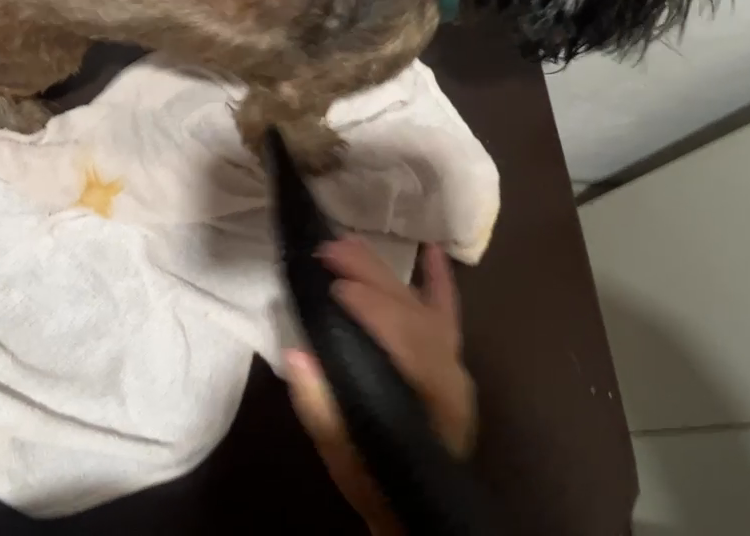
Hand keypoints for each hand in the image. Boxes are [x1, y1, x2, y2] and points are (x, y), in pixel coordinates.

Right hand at [286, 238, 476, 534]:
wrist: (418, 506)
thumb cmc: (376, 478)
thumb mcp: (342, 454)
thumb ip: (320, 406)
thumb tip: (295, 353)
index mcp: (430, 395)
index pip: (402, 336)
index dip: (369, 304)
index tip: (332, 282)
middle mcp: (448, 371)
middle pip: (410, 310)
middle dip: (370, 275)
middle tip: (330, 248)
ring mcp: (454, 363)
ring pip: (421, 305)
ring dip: (385, 271)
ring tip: (351, 243)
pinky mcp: (451, 360)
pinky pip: (447, 314)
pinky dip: (439, 280)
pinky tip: (431, 250)